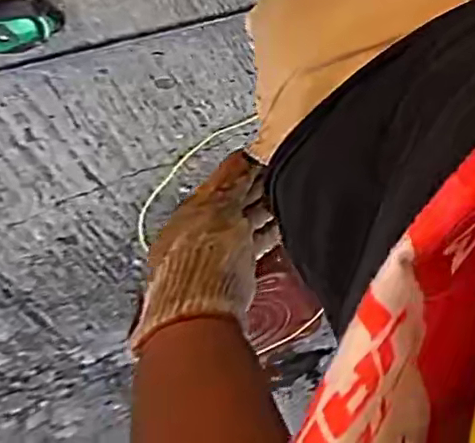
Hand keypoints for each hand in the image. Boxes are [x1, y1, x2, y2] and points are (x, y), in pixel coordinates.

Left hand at [130, 150, 276, 356]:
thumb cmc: (201, 267)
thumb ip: (233, 182)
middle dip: (258, 186)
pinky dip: (267, 233)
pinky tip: (279, 229)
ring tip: (288, 198)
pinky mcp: (229, 276)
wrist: (200, 320)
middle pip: (232, 200)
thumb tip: (244, 158)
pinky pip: (251, 244)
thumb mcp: (222, 210)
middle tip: (283, 172)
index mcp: (186, 215)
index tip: (269, 154)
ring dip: (265, 210)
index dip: (247, 164)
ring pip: (243, 223)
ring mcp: (211, 257)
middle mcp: (194, 235)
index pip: (222, 178)